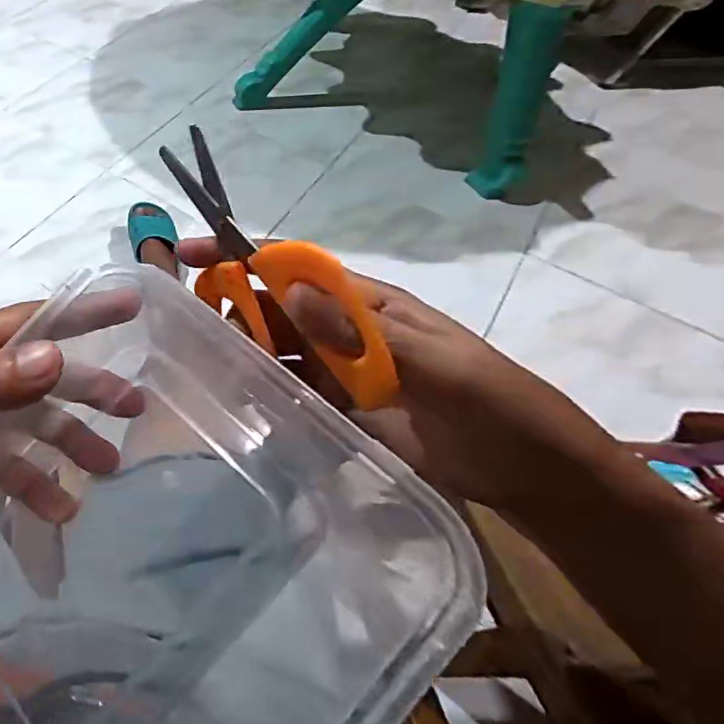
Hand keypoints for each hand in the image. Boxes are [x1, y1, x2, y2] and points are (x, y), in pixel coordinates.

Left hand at [0, 295, 145, 562]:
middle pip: (32, 374)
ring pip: (22, 422)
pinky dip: (32, 482)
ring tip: (107, 467)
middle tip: (135, 406)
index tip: (129, 306)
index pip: (21, 323)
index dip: (75, 314)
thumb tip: (53, 353)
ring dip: (65, 440)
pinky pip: (1, 465)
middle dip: (83, 386)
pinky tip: (58, 508)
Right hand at [177, 238, 630, 524]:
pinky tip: (239, 402)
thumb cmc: (492, 401)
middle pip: (275, 306)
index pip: (294, 266)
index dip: (243, 253)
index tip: (193, 250)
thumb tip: (290, 288)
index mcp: (365, 301)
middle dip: (232, 305)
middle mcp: (343, 328)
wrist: (532, 472)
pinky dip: (264, 390)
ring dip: (242, 350)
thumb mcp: (432, 362)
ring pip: (277, 348)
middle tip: (191, 326)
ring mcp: (340, 369)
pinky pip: (291, 389)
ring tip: (204, 364)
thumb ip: (361, 330)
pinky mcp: (340, 407)